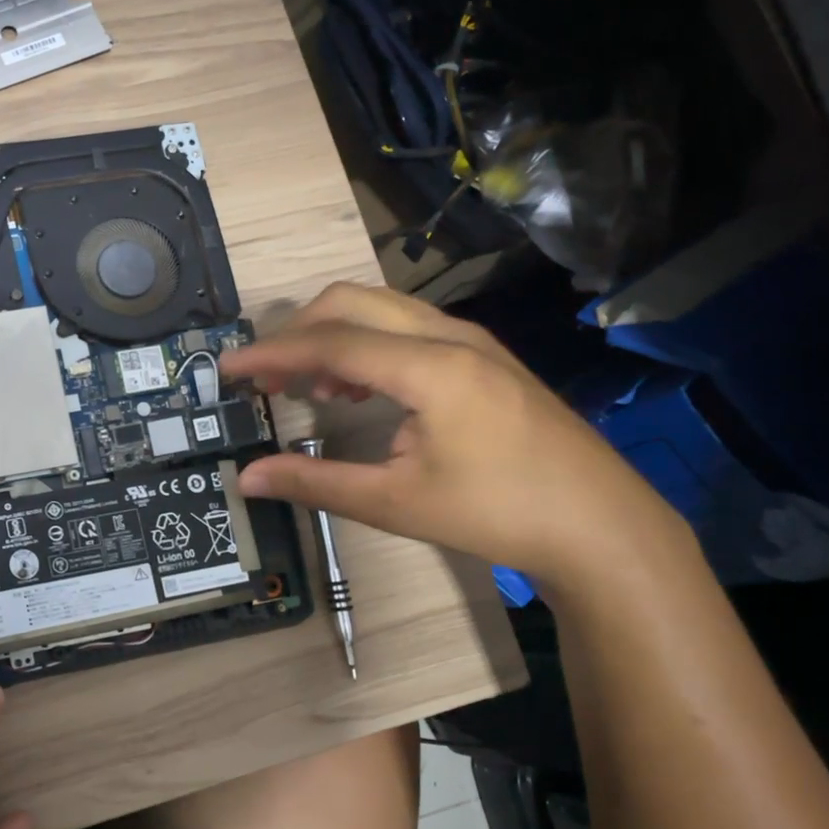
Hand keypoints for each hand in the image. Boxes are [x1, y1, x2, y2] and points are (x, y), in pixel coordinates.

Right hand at [221, 283, 689, 587]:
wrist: (602, 526)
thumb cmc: (496, 513)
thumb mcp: (393, 503)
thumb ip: (314, 482)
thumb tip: (247, 477)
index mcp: (431, 369)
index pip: (332, 341)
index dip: (272, 353)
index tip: (226, 368)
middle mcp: (452, 339)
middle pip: (354, 302)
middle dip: (299, 332)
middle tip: (264, 378)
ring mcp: (474, 344)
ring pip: (383, 310)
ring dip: (333, 337)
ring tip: (305, 389)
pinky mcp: (485, 359)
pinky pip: (408, 329)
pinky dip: (366, 346)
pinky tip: (356, 392)